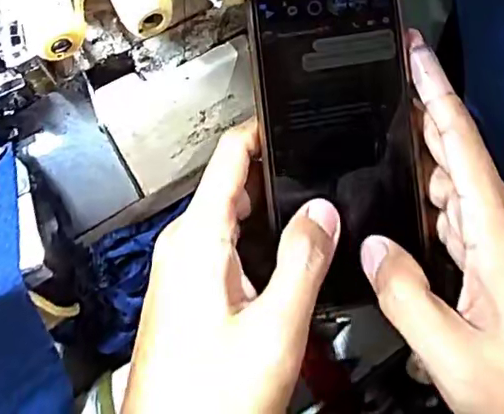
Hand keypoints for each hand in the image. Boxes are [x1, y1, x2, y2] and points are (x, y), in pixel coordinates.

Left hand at [123, 121, 340, 413]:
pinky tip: (283, 263)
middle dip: (277, 174)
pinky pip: (225, 245)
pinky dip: (256, 239)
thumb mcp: (273, 329)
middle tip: (316, 173)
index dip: (262, 128)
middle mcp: (182, 247)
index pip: (230, 152)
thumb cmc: (206, 404)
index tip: (290, 118)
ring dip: (269, 210)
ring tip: (309, 215)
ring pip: (232, 216)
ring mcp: (180, 271)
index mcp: (196, 239)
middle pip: (234, 183)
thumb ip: (303, 260)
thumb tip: (323, 212)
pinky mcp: (186, 295)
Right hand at [362, 31, 503, 413]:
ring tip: (382, 135)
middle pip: (451, 146)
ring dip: (419, 153)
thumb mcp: (460, 359)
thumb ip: (408, 300)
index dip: (434, 85)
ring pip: (450, 177)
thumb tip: (376, 250)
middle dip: (417, 105)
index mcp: (494, 227)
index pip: (458, 134)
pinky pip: (455, 210)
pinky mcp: (500, 255)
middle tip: (383, 76)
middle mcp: (500, 220)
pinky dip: (428, 194)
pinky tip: (407, 201)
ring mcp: (502, 236)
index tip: (414, 48)